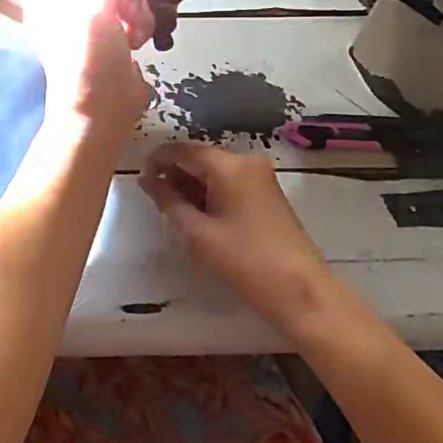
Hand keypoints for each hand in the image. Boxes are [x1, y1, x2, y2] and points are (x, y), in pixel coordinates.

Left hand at [19, 0, 154, 141]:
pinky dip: (141, 22)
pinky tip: (136, 41)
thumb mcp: (94, 5)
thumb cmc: (87, 62)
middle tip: (121, 12)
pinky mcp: (114, 33)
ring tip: (130, 32)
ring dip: (136, 8)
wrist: (101, 112)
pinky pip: (136, 9)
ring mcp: (92, 16)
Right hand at [140, 142, 337, 333]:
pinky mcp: (266, 192)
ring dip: (191, 184)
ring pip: (213, 170)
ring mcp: (260, 176)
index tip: (141, 181)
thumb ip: (167, 201)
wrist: (301, 292)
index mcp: (229, 165)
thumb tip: (146, 180)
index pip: (182, 150)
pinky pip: (228, 182)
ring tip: (174, 211)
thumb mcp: (197, 233)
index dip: (157, 160)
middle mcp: (246, 161)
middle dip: (174, 174)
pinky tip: (198, 215)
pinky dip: (209, 192)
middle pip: (199, 157)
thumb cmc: (245, 261)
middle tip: (155, 200)